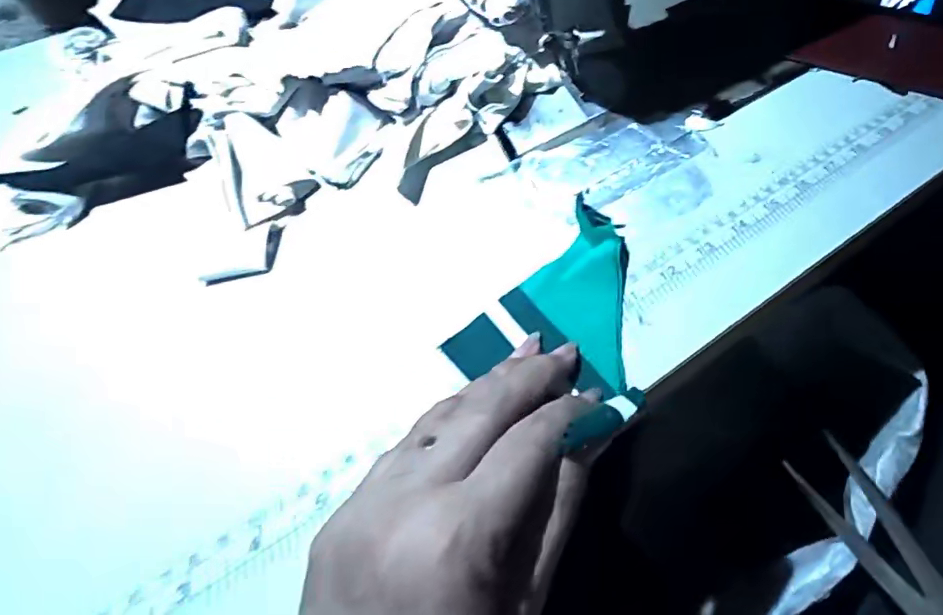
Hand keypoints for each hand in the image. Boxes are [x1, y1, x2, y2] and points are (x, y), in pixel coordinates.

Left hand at [301, 337, 599, 614]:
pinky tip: (477, 400)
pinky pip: (407, 445)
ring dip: (491, 382)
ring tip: (530, 353)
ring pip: (442, 415)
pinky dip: (450, 415)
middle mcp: (408, 504)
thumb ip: (564, 498)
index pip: (533, 437)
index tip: (602, 400)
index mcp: (461, 533)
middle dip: (535, 374)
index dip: (574, 411)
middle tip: (571, 352)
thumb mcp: (529, 592)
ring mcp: (364, 507)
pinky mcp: (340, 515)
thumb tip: (598, 428)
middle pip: (486, 408)